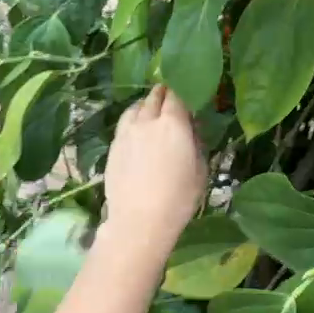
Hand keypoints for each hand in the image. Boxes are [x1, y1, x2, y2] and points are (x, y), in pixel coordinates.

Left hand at [103, 86, 207, 253]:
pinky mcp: (113, 145)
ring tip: (152, 112)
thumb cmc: (177, 199)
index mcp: (173, 124)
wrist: (138, 221)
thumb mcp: (200, 171)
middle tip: (171, 99)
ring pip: (136, 106)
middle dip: (164, 93)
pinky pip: (125, 122)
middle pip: (154, 96)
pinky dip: (133, 119)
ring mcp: (127, 131)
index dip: (183, 91)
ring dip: (146, 104)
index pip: (176, 95)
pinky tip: (137, 130)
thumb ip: (197, 143)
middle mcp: (147, 120)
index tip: (188, 95)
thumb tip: (192, 129)